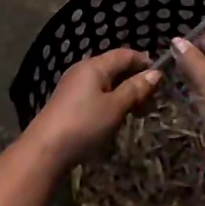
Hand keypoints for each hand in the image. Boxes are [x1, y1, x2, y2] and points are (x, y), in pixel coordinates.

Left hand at [29, 48, 161, 167]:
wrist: (43, 152)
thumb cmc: (84, 124)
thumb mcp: (115, 107)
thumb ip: (136, 88)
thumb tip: (155, 73)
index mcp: (95, 66)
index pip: (125, 54)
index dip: (145, 62)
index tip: (161, 79)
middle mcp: (83, 70)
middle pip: (116, 67)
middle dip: (136, 80)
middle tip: (151, 101)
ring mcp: (73, 87)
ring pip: (106, 83)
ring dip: (124, 93)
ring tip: (137, 112)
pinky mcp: (68, 103)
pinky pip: (96, 94)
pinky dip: (111, 101)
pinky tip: (116, 117)